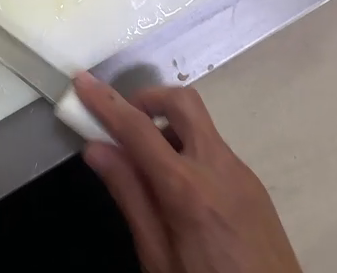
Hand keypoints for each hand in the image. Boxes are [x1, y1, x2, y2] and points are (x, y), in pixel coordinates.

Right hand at [74, 72, 300, 272]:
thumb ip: (130, 198)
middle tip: (124, 123)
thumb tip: (97, 149)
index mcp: (188, 190)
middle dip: (148, 99)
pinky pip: (214, 150)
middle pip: (182, 102)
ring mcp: (242, 173)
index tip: (82, 81)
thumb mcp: (158, 259)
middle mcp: (219, 168)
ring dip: (169, 128)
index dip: (106, 102)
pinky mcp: (254, 185)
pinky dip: (189, 151)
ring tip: (148, 170)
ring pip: (200, 125)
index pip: (138, 129)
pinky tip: (178, 192)